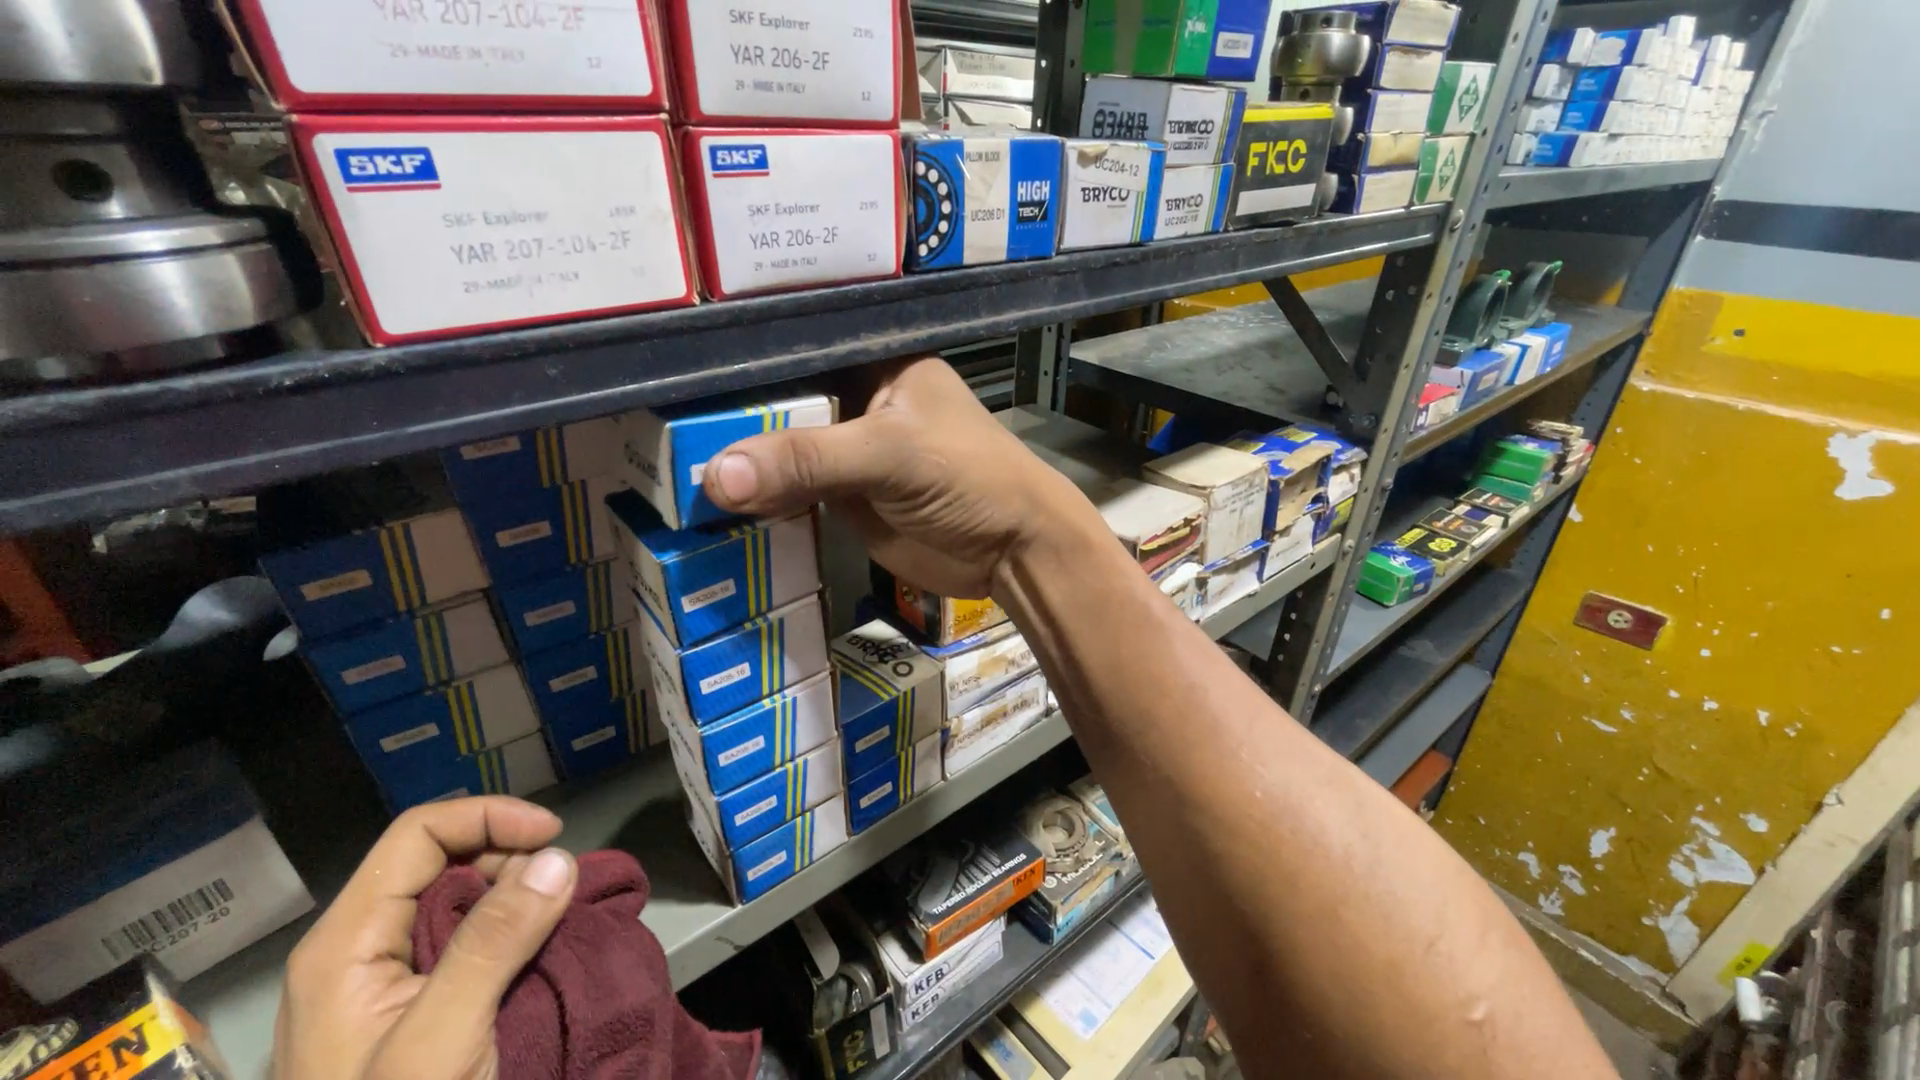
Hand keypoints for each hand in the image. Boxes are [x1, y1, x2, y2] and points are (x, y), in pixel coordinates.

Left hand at [273, 797, 577, 1079]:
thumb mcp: (441, 1042)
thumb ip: (493, 944)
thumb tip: (556, 856)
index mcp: (345, 943)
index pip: (418, 835)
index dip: (489, 817)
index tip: (556, 837)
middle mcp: (359, 947)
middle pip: (437, 858)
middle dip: (507, 856)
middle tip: (558, 891)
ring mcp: (382, 978)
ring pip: (454, 896)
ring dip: (514, 894)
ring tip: (554, 921)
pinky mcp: (410, 1005)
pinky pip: (464, 937)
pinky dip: (510, 929)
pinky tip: (537, 947)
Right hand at [701, 357, 1099, 598]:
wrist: (1012, 551)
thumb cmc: (969, 478)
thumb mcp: (890, 455)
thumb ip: (807, 459)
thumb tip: (714, 474)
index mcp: (875, 360)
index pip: (795, 347)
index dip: (741, 357)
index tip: (671, 364)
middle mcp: (857, 397)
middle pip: (779, 399)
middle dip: (726, 413)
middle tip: (654, 419)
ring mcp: (848, 450)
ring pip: (780, 448)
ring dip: (737, 460)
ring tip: (664, 460)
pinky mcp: (843, 498)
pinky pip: (789, 492)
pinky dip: (757, 500)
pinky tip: (707, 502)